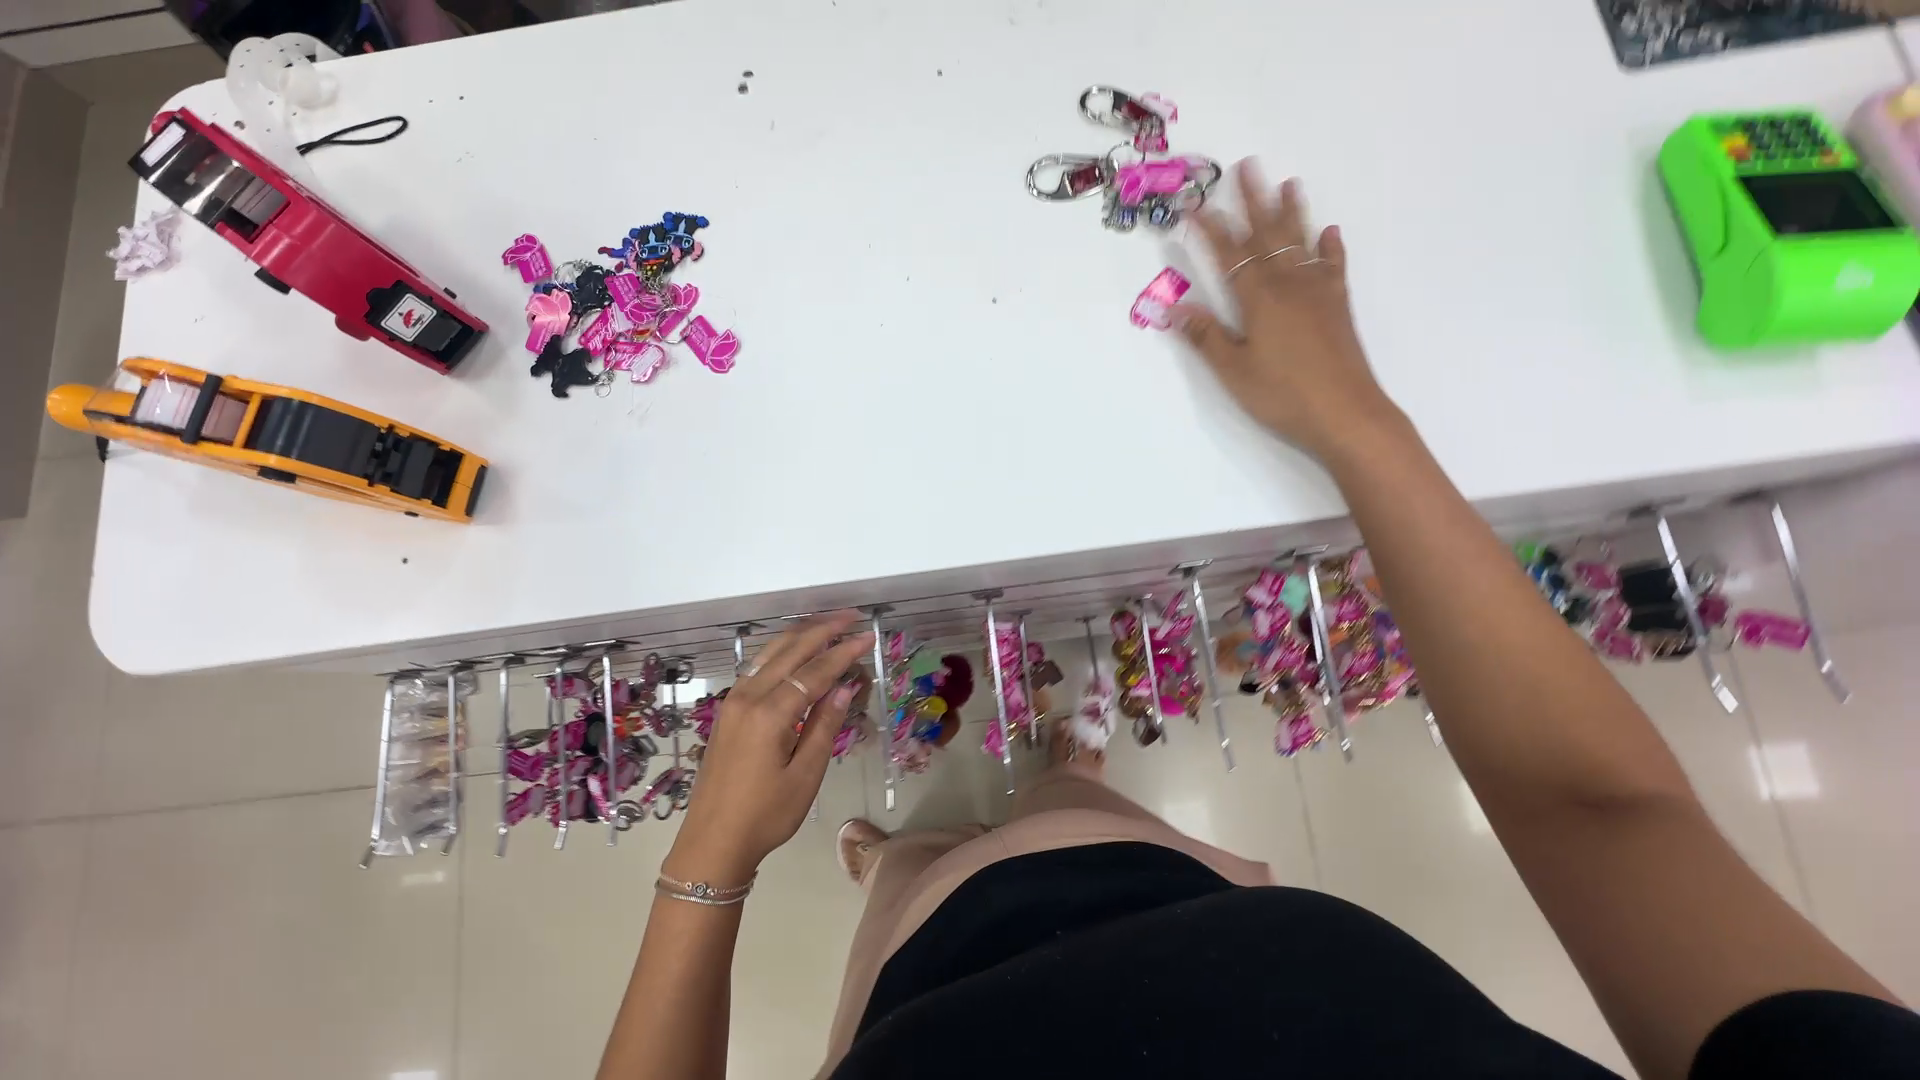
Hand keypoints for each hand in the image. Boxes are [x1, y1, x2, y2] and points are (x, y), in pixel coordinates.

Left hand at [662, 612, 873, 885]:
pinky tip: (795, 652)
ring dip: (800, 635)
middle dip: (822, 630)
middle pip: (789, 651)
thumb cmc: (766, 815)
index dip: (843, 652)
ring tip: (827, 624)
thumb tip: (846, 686)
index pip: (815, 671)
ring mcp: (733, 702)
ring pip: (769, 654)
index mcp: (769, 714)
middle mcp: (748, 698)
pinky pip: (757, 668)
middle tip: (851, 616)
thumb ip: (825, 725)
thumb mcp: (805, 775)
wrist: (713, 842)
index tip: (868, 636)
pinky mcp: (727, 712)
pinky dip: (781, 652)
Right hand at [1172, 161, 1402, 460]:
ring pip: (1300, 243)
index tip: (1196, 205)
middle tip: (1249, 165)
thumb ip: (1206, 338)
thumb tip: (1174, 308)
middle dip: (1254, 201)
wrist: (1346, 414)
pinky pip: (1332, 266)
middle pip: (1267, 235)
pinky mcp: (1338, 306)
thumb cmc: (1283, 395)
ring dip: (1292, 212)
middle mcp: (1288, 286)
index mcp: (1258, 300)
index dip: (1211, 230)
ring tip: (1288, 182)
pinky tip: (1329, 232)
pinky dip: (1329, 247)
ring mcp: (1317, 293)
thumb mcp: (1234, 372)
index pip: (1229, 256)